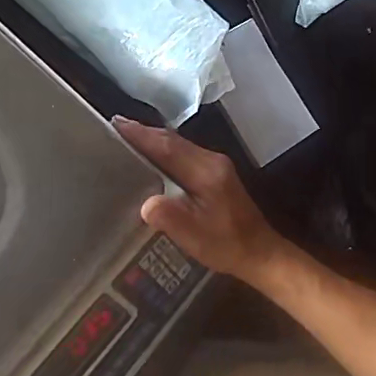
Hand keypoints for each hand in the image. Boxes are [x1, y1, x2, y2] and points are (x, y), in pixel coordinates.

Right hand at [112, 117, 288, 284]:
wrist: (260, 252)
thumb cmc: (227, 245)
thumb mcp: (194, 237)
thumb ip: (169, 217)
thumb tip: (146, 203)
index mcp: (206, 172)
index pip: (168, 147)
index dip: (141, 135)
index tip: (116, 124)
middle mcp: (212, 161)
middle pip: (173, 140)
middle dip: (144, 132)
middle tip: (115, 127)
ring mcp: (216, 165)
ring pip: (179, 145)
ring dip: (154, 140)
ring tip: (127, 138)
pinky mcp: (216, 173)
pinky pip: (184, 154)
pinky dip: (165, 150)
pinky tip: (152, 157)